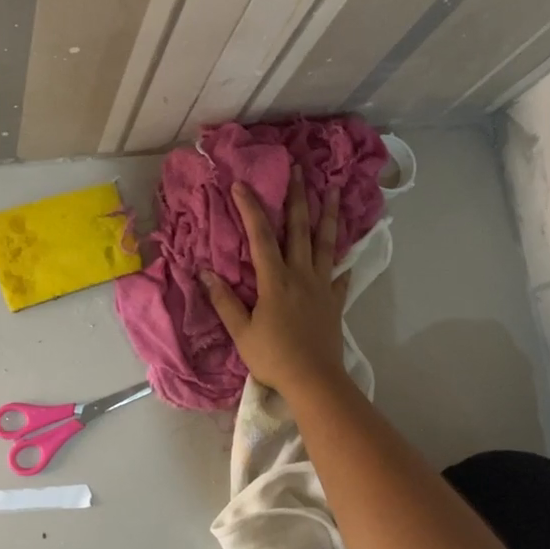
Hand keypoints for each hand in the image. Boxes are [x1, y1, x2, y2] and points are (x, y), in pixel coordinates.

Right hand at [203, 164, 351, 400]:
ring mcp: (322, 287)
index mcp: (275, 280)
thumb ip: (224, 301)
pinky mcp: (335, 303)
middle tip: (300, 168)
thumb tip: (205, 272)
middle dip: (298, 196)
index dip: (250, 208)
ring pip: (326, 244)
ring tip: (335, 190)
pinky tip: (344, 256)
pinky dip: (342, 264)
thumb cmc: (273, 357)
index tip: (241, 183)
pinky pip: (340, 277)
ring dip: (329, 215)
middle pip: (299, 229)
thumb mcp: (241, 332)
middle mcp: (301, 275)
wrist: (314, 379)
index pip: (260, 236)